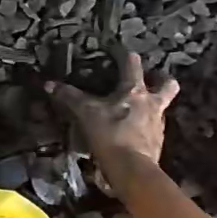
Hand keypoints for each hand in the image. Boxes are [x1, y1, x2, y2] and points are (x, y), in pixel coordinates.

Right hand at [47, 52, 179, 170]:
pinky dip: (145, 123)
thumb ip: (69, 96)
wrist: (131, 167)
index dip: (124, 54)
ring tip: (137, 105)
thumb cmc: (110, 132)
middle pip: (167, 84)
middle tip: (151, 77)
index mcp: (135, 91)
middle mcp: (152, 103)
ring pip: (162, 106)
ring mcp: (158, 123)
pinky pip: (153, 125)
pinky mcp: (157, 140)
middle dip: (161, 78)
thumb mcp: (85, 112)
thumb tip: (49, 84)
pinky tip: (132, 128)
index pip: (132, 64)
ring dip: (153, 102)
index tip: (115, 50)